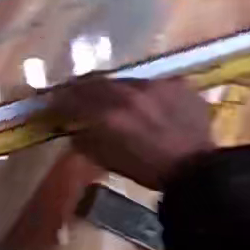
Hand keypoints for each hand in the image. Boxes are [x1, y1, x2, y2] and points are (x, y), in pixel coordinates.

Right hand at [48, 75, 215, 189]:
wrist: (196, 169)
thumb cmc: (146, 170)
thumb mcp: (106, 160)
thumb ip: (85, 141)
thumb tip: (73, 129)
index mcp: (108, 116)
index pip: (73, 98)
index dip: (59, 100)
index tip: (52, 103)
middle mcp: (129, 94)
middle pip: (96, 81)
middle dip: (81, 87)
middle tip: (73, 92)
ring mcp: (155, 85)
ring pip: (124, 79)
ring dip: (111, 87)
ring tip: (108, 95)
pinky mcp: (177, 84)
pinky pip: (151, 83)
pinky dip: (141, 92)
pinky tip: (143, 102)